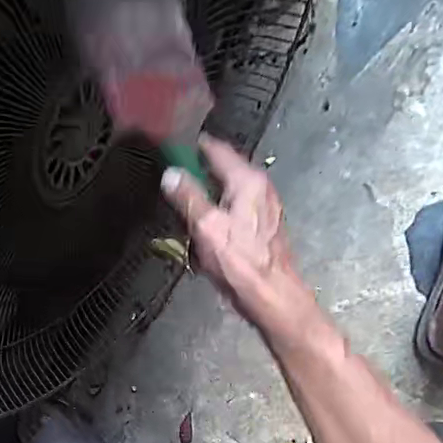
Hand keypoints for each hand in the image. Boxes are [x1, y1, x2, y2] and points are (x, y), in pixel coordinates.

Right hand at [159, 136, 309, 328]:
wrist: (272, 296)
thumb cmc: (241, 263)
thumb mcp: (206, 226)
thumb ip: (187, 197)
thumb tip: (170, 174)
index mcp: (247, 181)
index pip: (217, 150)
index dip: (193, 147)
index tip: (173, 146)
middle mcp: (260, 189)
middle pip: (222, 173)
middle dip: (197, 178)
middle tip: (174, 185)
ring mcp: (264, 209)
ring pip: (227, 195)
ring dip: (206, 201)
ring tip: (186, 216)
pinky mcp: (263, 229)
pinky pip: (234, 214)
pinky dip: (218, 218)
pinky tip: (205, 237)